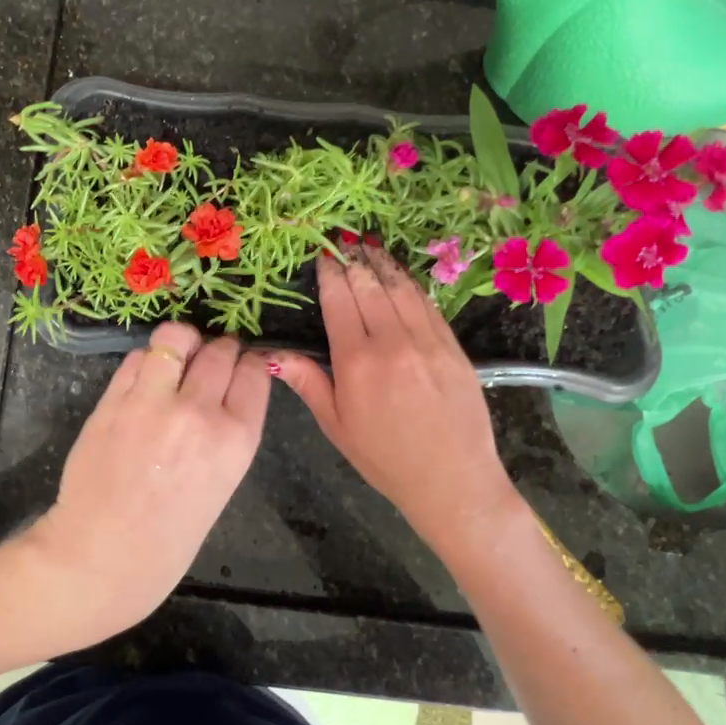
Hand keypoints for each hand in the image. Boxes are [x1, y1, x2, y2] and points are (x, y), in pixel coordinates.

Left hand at [18, 322, 269, 645]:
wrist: (105, 555)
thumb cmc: (169, 535)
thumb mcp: (221, 485)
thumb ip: (226, 434)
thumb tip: (224, 391)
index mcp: (236, 441)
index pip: (254, 374)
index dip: (248, 362)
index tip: (241, 362)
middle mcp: (199, 412)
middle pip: (219, 351)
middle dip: (218, 349)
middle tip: (209, 358)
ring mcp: (152, 402)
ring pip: (176, 338)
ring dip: (181, 342)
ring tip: (177, 354)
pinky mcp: (114, 399)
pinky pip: (136, 357)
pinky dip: (146, 359)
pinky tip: (146, 374)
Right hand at [272, 247, 521, 554]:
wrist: (453, 481)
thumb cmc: (385, 458)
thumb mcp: (336, 425)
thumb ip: (307, 382)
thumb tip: (271, 355)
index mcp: (356, 362)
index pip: (339, 302)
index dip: (331, 275)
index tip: (324, 257)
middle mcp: (392, 343)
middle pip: (369, 288)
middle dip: (355, 263)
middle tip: (345, 243)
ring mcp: (427, 342)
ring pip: (401, 290)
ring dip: (384, 266)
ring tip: (371, 249)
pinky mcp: (453, 348)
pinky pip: (428, 306)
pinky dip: (412, 286)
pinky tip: (402, 277)